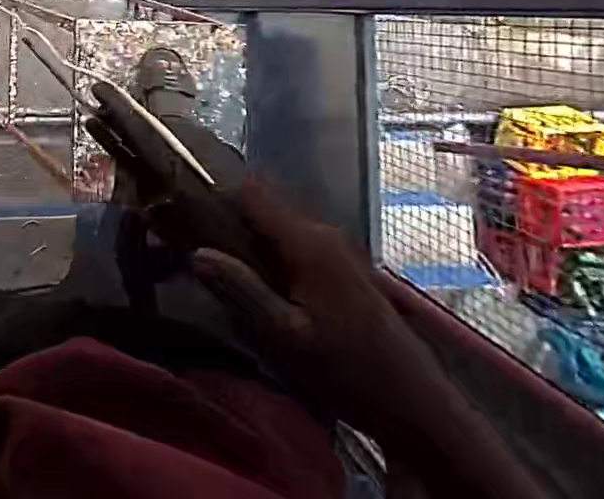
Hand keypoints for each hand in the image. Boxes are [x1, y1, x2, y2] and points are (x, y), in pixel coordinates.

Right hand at [189, 180, 449, 444]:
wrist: (422, 411)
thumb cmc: (350, 371)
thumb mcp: (286, 335)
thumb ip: (242, 288)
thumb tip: (196, 252)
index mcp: (308, 241)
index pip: (251, 192)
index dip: (214, 192)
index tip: (182, 207)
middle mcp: (323, 234)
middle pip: (262, 208)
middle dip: (226, 219)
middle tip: (191, 242)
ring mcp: (337, 250)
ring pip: (276, 228)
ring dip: (247, 239)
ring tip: (217, 262)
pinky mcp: (343, 268)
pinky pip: (293, 244)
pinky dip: (269, 253)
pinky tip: (255, 281)